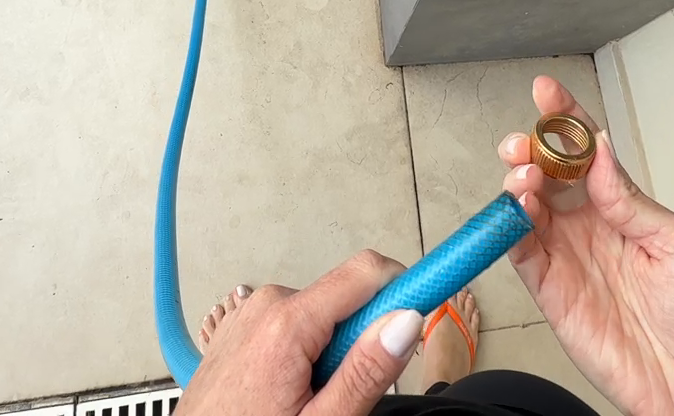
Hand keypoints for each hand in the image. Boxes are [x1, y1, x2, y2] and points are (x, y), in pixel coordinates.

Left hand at [176, 249, 424, 415]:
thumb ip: (365, 372)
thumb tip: (408, 320)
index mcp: (288, 320)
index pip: (367, 271)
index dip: (405, 287)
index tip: (431, 302)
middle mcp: (267, 302)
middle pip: (346, 299)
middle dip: (360, 339)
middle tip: (344, 398)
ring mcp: (250, 312)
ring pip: (321, 315)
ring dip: (330, 351)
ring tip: (305, 405)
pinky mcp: (241, 326)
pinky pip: (293, 323)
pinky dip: (303, 352)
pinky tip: (285, 395)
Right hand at [500, 77, 673, 415]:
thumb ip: (628, 198)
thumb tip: (596, 151)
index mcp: (619, 202)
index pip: (583, 148)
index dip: (563, 116)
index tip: (546, 90)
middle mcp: (587, 222)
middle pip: (545, 170)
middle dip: (528, 147)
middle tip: (523, 143)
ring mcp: (566, 253)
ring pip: (526, 204)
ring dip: (518, 181)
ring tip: (526, 176)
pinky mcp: (550, 289)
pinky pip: (519, 249)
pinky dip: (510, 225)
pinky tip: (519, 208)